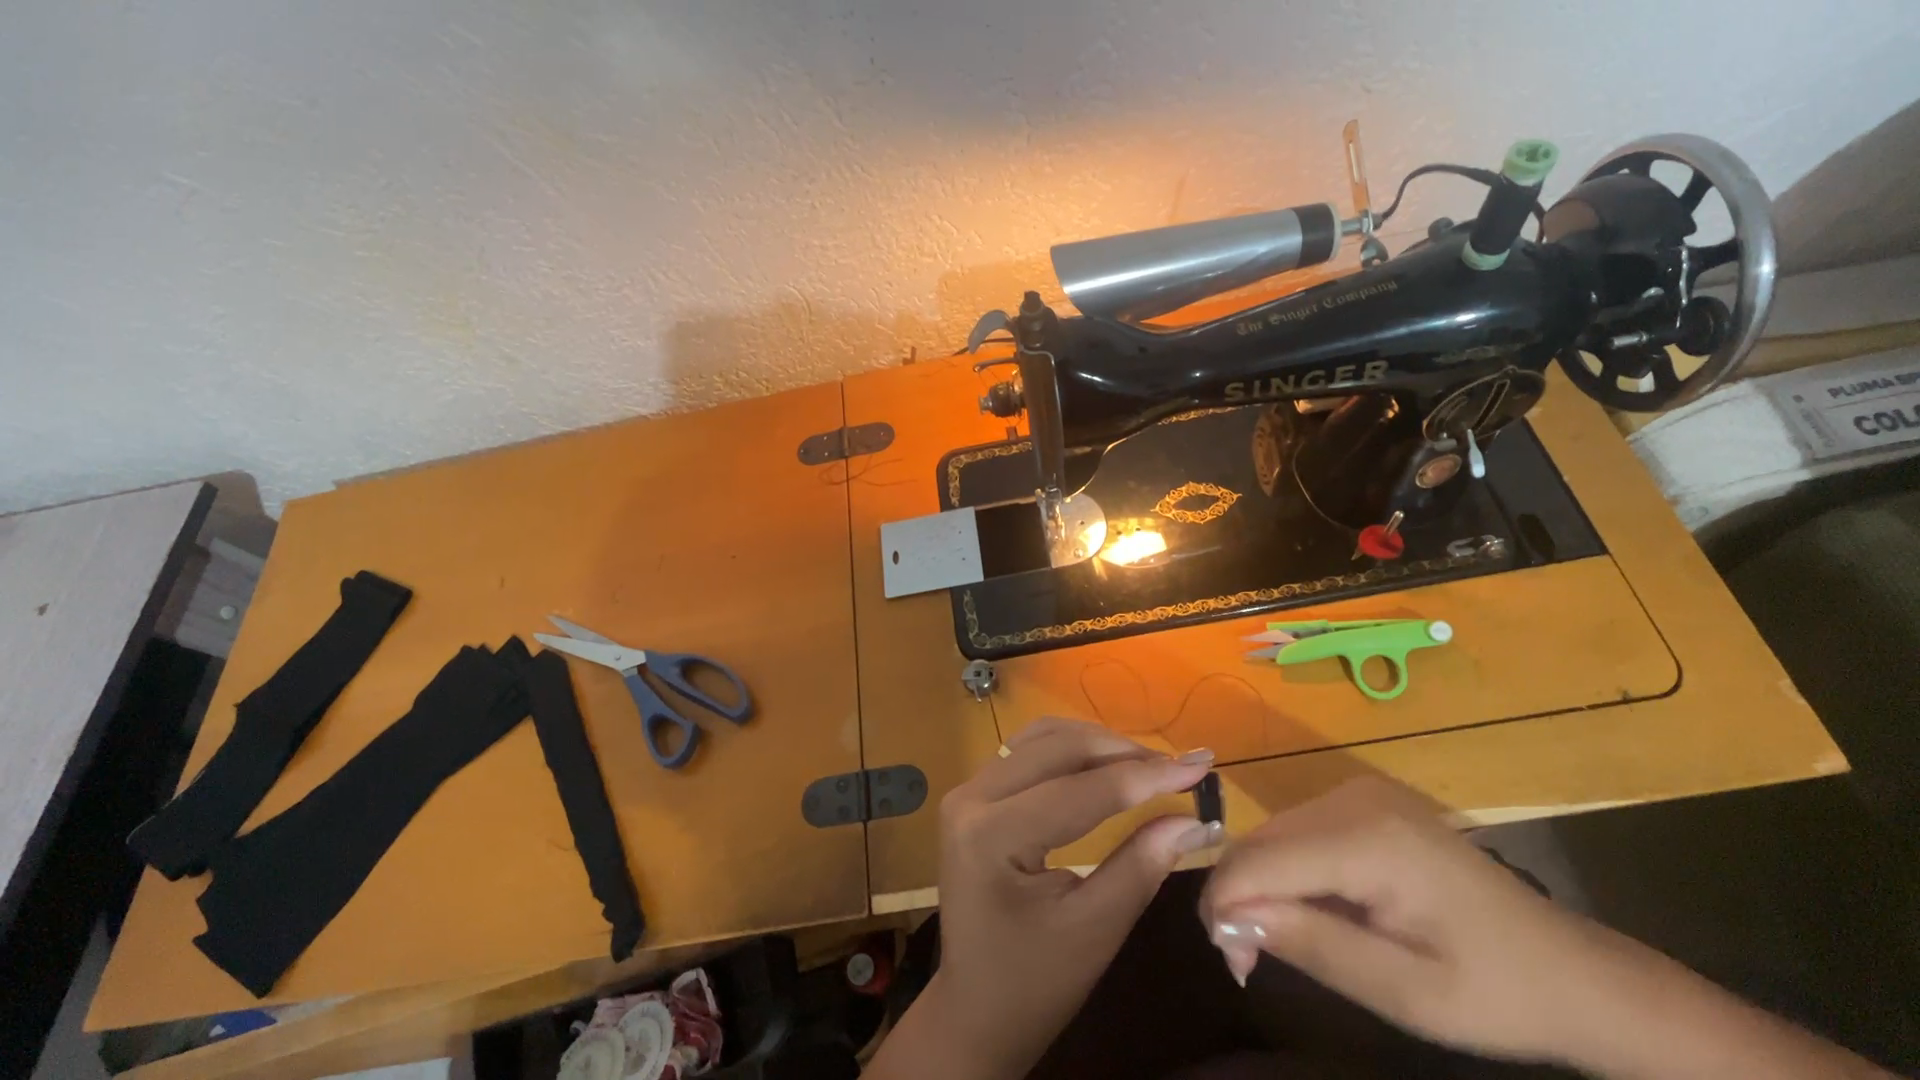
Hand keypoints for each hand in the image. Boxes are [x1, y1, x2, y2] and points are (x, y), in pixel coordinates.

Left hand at [870, 717, 1218, 1079]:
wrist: (977, 1008)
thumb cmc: (1036, 980)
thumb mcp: (1096, 927)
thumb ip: (1142, 864)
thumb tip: (1195, 818)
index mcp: (992, 836)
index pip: (1080, 790)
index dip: (1145, 776)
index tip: (1200, 767)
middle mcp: (970, 800)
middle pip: (1056, 748)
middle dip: (1122, 751)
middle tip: (1179, 766)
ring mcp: (967, 794)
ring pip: (1040, 740)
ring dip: (1097, 744)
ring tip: (1149, 765)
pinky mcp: (973, 798)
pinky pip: (1026, 753)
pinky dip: (1071, 752)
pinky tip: (1107, 766)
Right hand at [1198, 776, 1635, 1063]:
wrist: (1574, 972)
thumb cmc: (1496, 992)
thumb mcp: (1402, 991)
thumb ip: (1311, 944)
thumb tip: (1226, 918)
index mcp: (1370, 839)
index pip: (1258, 861)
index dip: (1225, 908)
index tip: (1234, 965)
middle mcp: (1356, 799)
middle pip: (1259, 843)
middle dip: (1238, 899)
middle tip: (1248, 964)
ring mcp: (1362, 794)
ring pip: (1271, 836)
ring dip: (1257, 887)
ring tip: (1272, 945)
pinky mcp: (1366, 803)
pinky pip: (1298, 833)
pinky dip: (1285, 873)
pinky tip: (1305, 912)